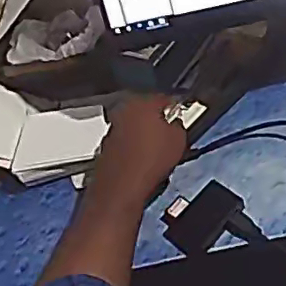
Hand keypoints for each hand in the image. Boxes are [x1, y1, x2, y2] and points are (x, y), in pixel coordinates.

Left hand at [83, 95, 188, 210]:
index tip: (181, 114)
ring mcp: (112, 127)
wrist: (122, 187)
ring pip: (133, 125)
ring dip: (143, 133)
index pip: (164, 98)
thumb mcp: (179, 140)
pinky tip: (142, 159)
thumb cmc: (150, 161)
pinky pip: (124, 140)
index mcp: (142, 102)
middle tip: (170, 133)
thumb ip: (179, 124)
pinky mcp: (105, 145)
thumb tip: (176, 124)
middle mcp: (123, 110)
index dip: (175, 107)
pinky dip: (132, 146)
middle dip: (157, 120)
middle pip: (145, 109)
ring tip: (156, 149)